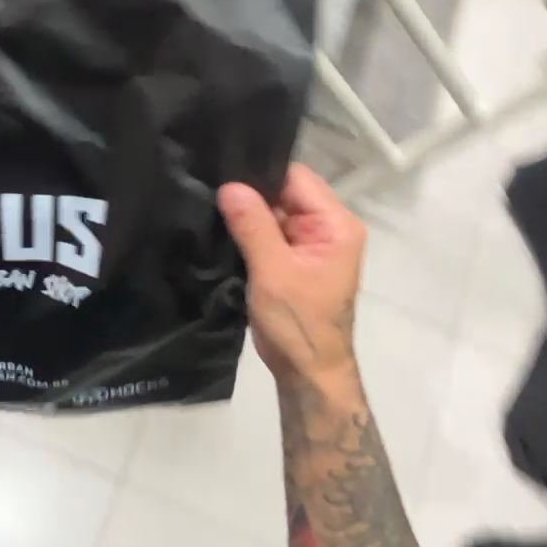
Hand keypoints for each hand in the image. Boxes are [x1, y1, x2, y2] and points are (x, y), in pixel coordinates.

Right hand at [217, 164, 365, 380]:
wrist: (306, 371)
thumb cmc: (298, 322)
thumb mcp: (273, 271)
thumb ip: (253, 225)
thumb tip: (230, 186)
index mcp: (336, 225)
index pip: (297, 179)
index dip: (261, 175)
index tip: (223, 175)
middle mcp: (328, 228)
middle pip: (284, 193)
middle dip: (250, 194)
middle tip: (210, 192)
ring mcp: (310, 245)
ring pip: (272, 213)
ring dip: (246, 215)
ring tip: (211, 209)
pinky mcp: (292, 260)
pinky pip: (268, 233)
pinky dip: (247, 233)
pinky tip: (222, 231)